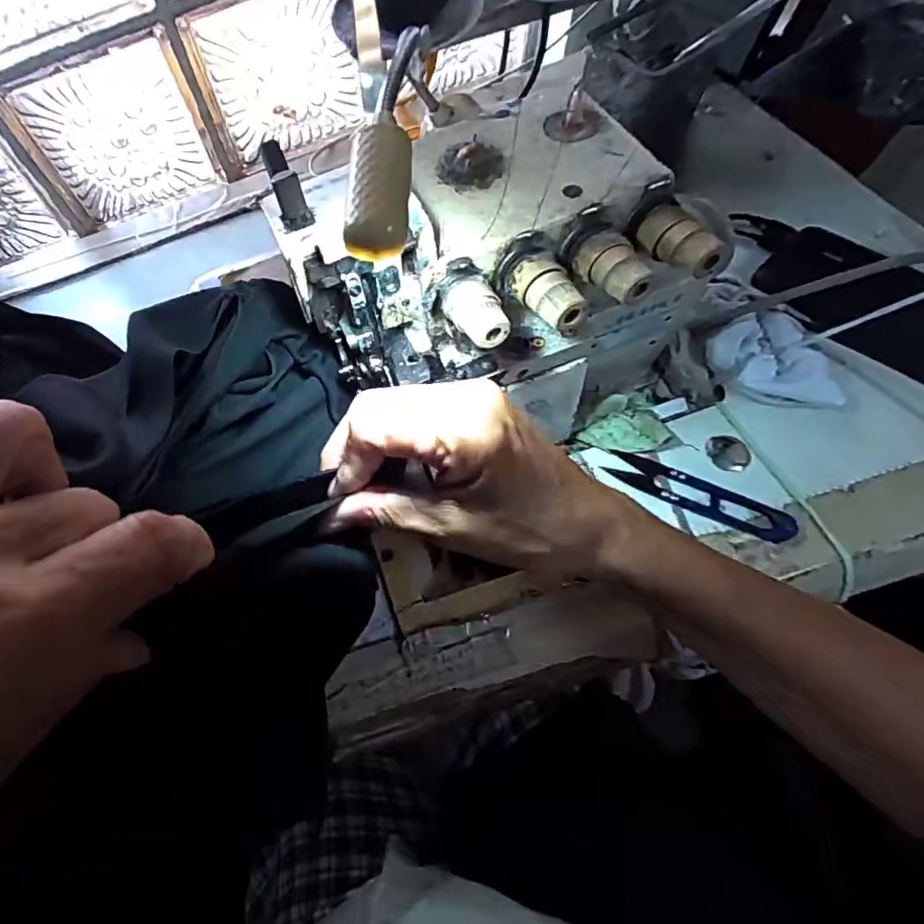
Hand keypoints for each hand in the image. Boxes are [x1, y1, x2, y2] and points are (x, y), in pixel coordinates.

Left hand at [0, 351, 211, 923]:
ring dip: (39, 469)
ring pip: (4, 431)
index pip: (137, 549)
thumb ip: (49, 698)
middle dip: (102, 540)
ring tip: (26, 508)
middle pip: (76, 500)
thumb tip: (125, 643)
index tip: (190, 558)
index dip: (181, 548)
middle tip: (86, 583)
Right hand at [321, 379, 665, 585]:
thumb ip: (386, 511)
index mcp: (463, 425)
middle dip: (350, 447)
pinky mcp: (473, 397)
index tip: (341, 500)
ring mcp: (470, 390)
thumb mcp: (451, 528)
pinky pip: (412, 405)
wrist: (592, 523)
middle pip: (375, 404)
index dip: (347, 462)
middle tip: (346, 491)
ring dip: (367, 439)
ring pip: (388, 401)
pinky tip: (392, 464)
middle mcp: (463, 393)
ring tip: (366, 481)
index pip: (373, 423)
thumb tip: (331, 513)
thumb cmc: (529, 533)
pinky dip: (391, 433)